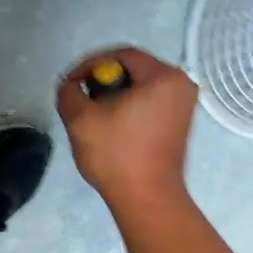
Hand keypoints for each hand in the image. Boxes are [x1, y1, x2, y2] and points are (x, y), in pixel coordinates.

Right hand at [55, 47, 200, 210]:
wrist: (147, 197)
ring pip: (141, 87)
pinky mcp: (180, 122)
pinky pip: (151, 102)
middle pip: (133, 69)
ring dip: (115, 95)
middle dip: (103, 81)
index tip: (71, 84)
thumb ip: (69, 93)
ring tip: (94, 116)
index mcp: (162, 76)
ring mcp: (184, 104)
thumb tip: (70, 86)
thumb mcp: (80, 120)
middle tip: (82, 100)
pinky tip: (113, 126)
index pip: (121, 55)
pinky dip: (130, 107)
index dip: (90, 65)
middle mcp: (180, 84)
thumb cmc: (116, 155)